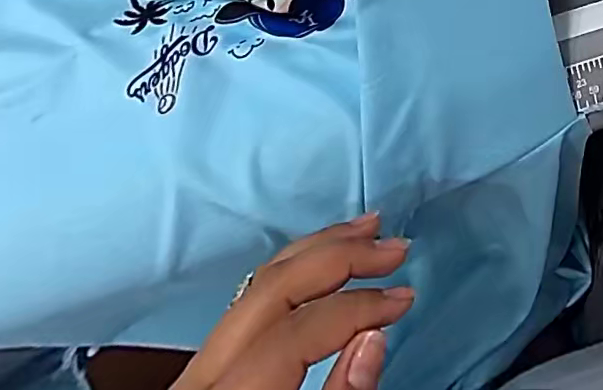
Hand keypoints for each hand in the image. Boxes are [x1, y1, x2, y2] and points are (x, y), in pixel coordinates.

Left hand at [173, 212, 413, 389]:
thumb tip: (374, 334)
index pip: (297, 332)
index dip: (358, 307)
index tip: (405, 297)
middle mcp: (200, 376)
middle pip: (274, 288)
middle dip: (342, 256)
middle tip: (395, 246)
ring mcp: (197, 366)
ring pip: (261, 279)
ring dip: (322, 246)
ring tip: (368, 228)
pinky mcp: (206, 365)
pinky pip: (255, 293)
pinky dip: (299, 265)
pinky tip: (327, 254)